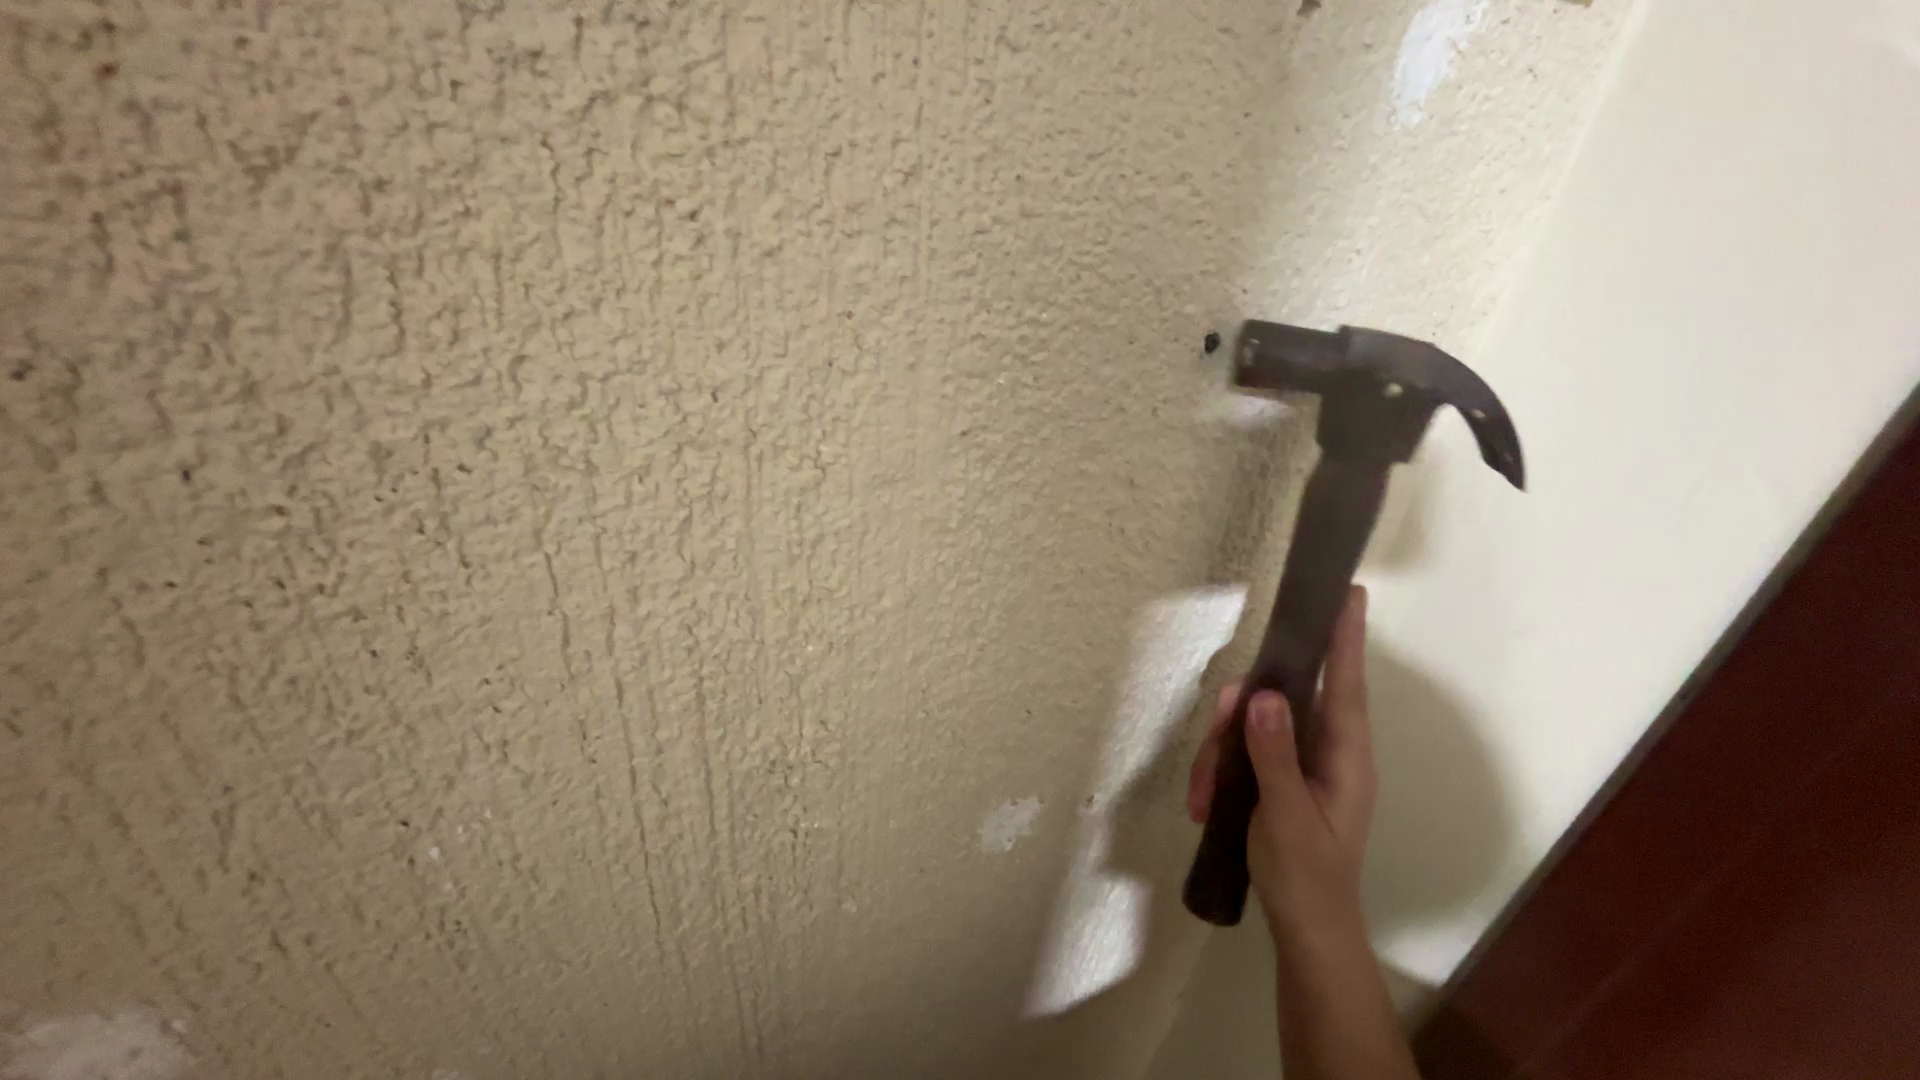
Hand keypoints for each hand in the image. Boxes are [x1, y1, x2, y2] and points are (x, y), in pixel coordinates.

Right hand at [1186, 586, 1376, 943]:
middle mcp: (1328, 751)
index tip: (1347, 593)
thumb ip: (1275, 754)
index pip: (1347, 684)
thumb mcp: (1288, 817)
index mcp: (1346, 757)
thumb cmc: (1306, 877)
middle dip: (1236, 722)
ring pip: (1252, 727)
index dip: (1345, 637)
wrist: (1307, 931)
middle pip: (1279, 702)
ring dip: (1220, 757)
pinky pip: (1245, 754)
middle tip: (1211, 753)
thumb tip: (1263, 694)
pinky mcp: (1281, 777)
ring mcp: (1303, 763)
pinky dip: (1221, 774)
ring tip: (1204, 800)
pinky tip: (1207, 806)